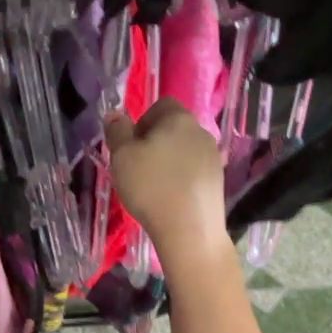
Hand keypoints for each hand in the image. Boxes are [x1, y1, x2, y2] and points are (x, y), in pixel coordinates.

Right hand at [108, 99, 226, 257]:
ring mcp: (212, 155)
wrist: (189, 227)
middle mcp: (200, 130)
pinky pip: (193, 170)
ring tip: (151, 186)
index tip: (129, 147)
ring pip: (183, 149)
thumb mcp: (121, 157)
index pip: (160, 105)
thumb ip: (117, 132)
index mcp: (178, 119)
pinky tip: (168, 198)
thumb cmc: (150, 186)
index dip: (141, 121)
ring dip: (166, 161)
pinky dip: (179, 178)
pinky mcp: (216, 179)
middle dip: (153, 142)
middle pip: (173, 128)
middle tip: (135, 167)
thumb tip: (115, 114)